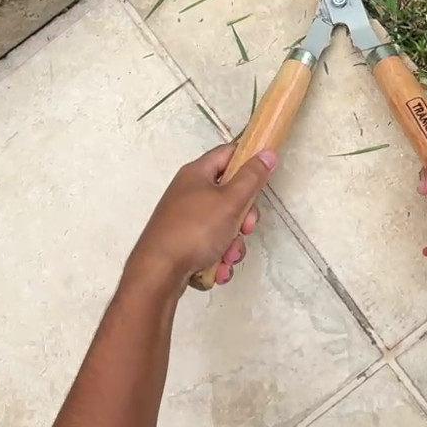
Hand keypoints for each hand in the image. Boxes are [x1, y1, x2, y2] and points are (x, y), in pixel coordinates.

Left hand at [127, 143, 277, 293]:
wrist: (159, 272)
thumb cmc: (195, 230)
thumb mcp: (231, 201)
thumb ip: (252, 177)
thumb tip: (267, 153)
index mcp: (197, 173)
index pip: (229, 154)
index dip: (249, 161)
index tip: (264, 177)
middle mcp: (189, 192)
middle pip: (229, 194)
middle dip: (243, 216)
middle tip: (246, 228)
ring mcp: (185, 218)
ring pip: (223, 224)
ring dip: (232, 243)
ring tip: (228, 256)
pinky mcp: (183, 242)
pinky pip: (211, 244)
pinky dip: (218, 257)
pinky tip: (218, 269)